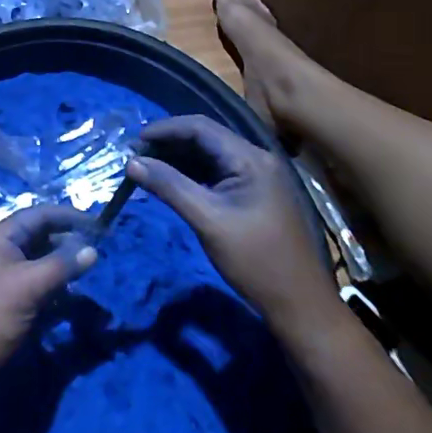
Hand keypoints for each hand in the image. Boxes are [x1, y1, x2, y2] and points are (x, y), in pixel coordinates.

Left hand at [0, 205, 97, 383]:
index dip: (68, 216)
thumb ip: (63, 265)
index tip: (96, 224)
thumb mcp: (31, 285)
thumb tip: (93, 250)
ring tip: (86, 265)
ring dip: (61, 258)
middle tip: (95, 247)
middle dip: (67, 238)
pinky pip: (34, 273)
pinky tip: (69, 286)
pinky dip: (52, 276)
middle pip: (38, 232)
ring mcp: (2, 268)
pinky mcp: (6, 289)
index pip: (38, 215)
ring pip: (38, 254)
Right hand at [127, 116, 331, 319]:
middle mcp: (256, 158)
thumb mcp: (207, 220)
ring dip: (178, 157)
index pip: (200, 127)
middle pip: (204, 137)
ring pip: (209, 154)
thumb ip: (169, 186)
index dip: (164, 129)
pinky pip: (217, 171)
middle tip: (137, 155)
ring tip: (147, 166)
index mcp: (250, 158)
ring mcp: (257, 176)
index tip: (134, 142)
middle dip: (169, 142)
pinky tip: (170, 182)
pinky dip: (191, 173)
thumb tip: (131, 162)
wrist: (300, 305)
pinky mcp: (253, 193)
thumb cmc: (255, 261)